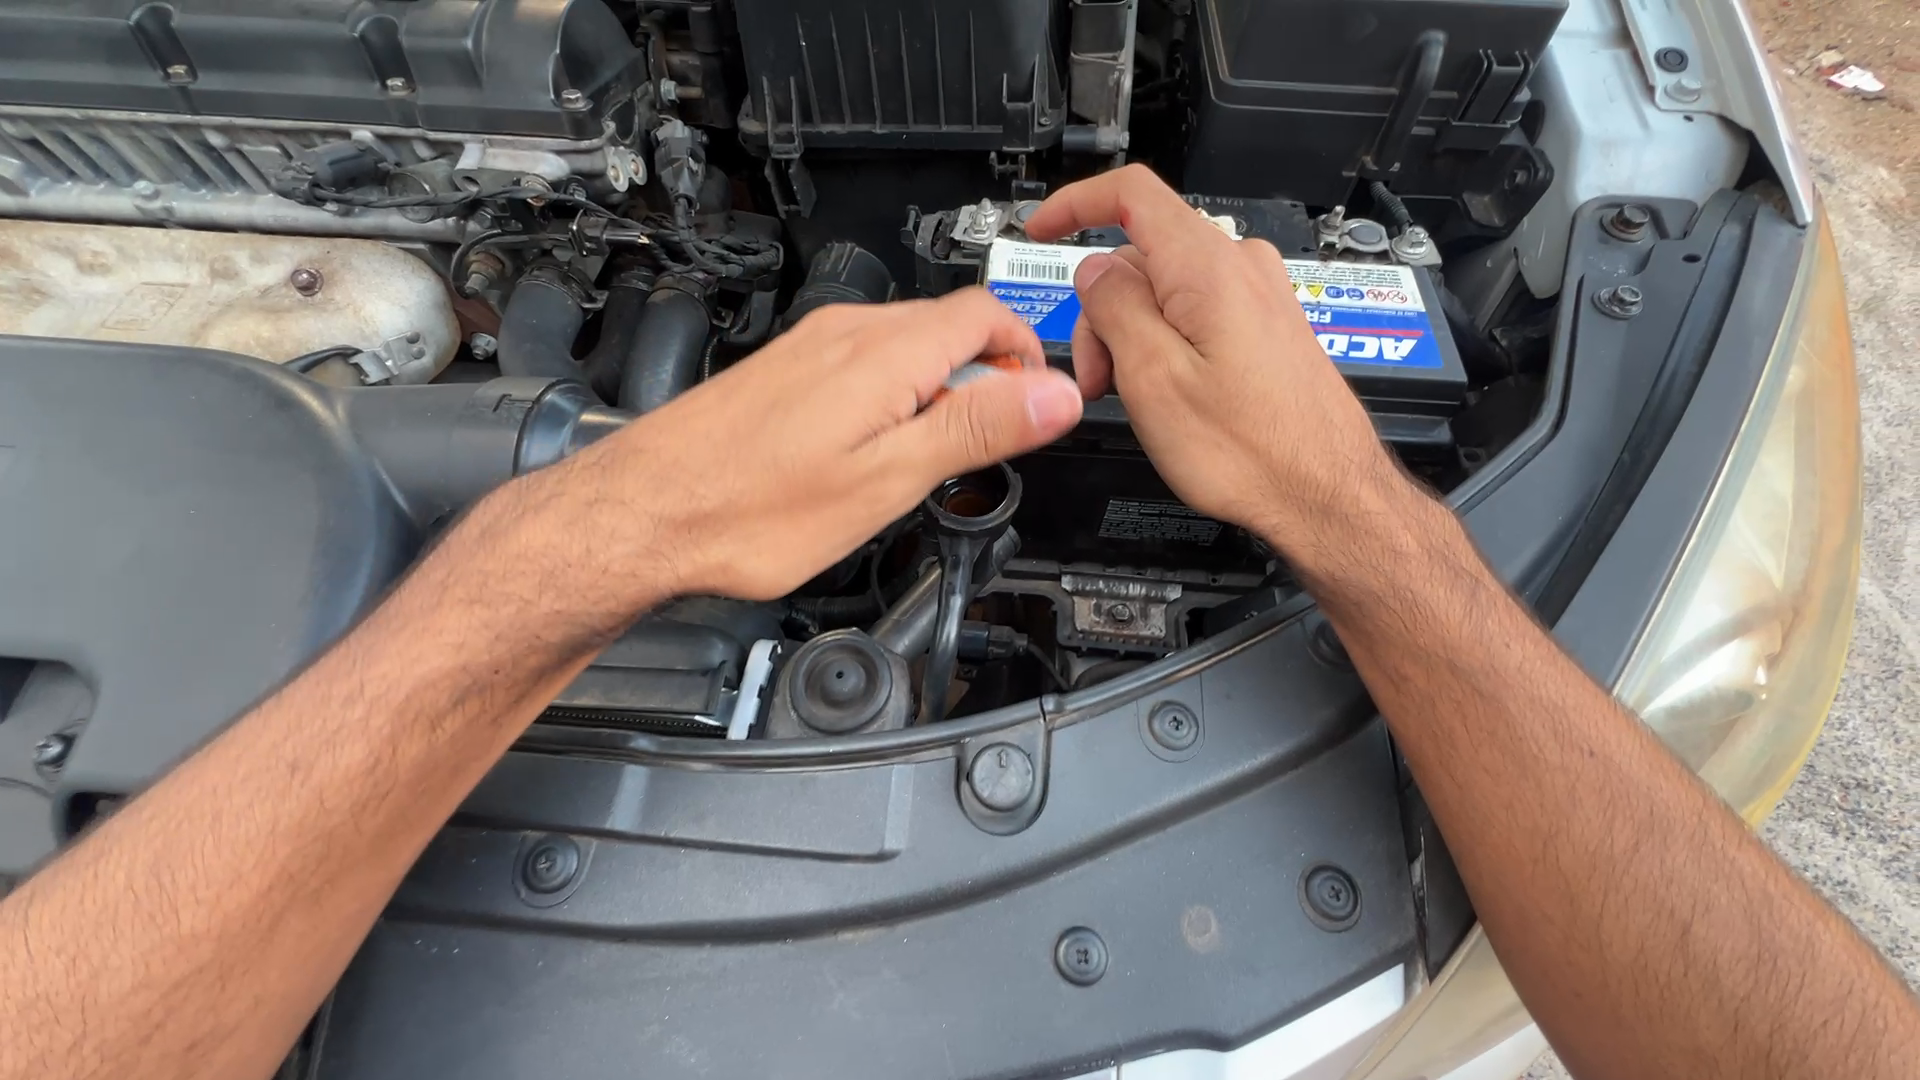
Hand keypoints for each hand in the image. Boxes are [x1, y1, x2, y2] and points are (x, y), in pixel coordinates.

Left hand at [553, 288, 1083, 602]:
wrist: (645, 514)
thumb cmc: (752, 509)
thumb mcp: (889, 478)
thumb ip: (977, 429)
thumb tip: (1054, 396)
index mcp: (885, 353)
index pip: (986, 313)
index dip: (1026, 354)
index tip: (1034, 407)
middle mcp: (846, 335)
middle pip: (949, 328)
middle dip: (985, 379)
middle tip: (984, 447)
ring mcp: (811, 350)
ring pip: (906, 349)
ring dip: (938, 392)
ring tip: (927, 459)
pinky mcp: (786, 373)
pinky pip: (863, 367)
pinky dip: (893, 399)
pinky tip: (873, 452)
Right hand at [1025, 165, 1401, 558]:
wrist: (1322, 493)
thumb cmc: (1248, 449)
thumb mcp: (1153, 378)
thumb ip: (1114, 309)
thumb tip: (1093, 270)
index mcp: (1207, 268)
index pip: (1132, 195)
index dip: (1075, 203)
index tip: (1041, 229)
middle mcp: (1239, 267)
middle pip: (1139, 259)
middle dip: (1101, 313)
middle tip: (1095, 381)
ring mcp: (1256, 295)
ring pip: (1163, 291)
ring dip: (1131, 336)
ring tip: (1133, 398)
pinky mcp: (1264, 324)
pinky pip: (1194, 313)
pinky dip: (1163, 343)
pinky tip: (1165, 393)